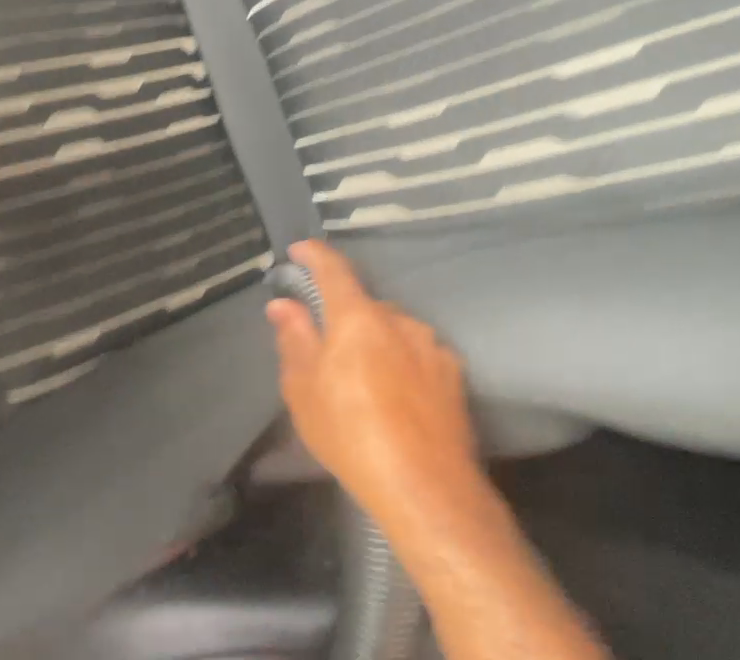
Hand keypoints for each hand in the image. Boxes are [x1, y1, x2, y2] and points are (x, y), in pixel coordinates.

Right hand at [267, 240, 477, 516]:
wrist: (426, 489)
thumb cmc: (350, 434)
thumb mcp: (303, 389)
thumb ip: (294, 339)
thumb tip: (283, 304)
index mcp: (357, 318)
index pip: (334, 270)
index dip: (314, 255)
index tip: (298, 250)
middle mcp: (400, 322)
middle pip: (364, 304)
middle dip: (342, 315)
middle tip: (322, 344)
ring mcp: (433, 349)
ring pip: (394, 330)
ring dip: (374, 339)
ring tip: (360, 376)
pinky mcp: (455, 378)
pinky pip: (418, 354)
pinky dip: (400, 361)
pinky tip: (393, 394)